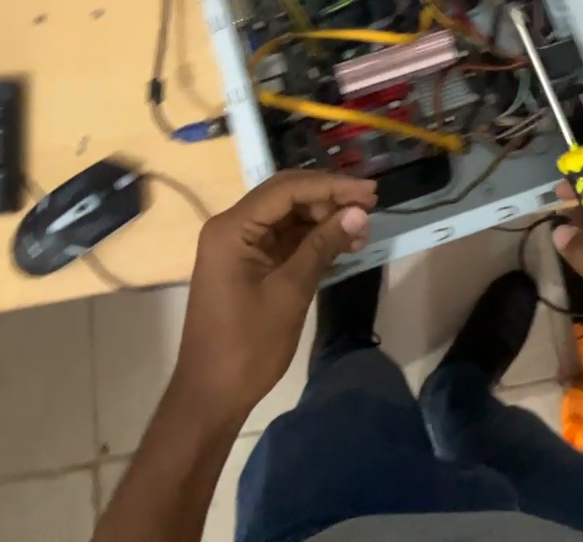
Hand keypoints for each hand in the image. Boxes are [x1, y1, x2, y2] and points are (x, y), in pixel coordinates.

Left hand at [173, 170, 376, 419]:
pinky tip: (343, 244)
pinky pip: (285, 238)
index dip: (332, 185)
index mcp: (232, 228)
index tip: (369, 191)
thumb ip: (322, 246)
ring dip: (324, 218)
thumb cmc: (247, 345)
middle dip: (330, 197)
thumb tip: (358, 212)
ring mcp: (240, 245)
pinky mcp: (249, 263)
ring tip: (362, 229)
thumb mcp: (290, 292)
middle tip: (370, 203)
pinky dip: (313, 239)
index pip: (287, 189)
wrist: (211, 396)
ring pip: (289, 216)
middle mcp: (232, 227)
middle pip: (287, 195)